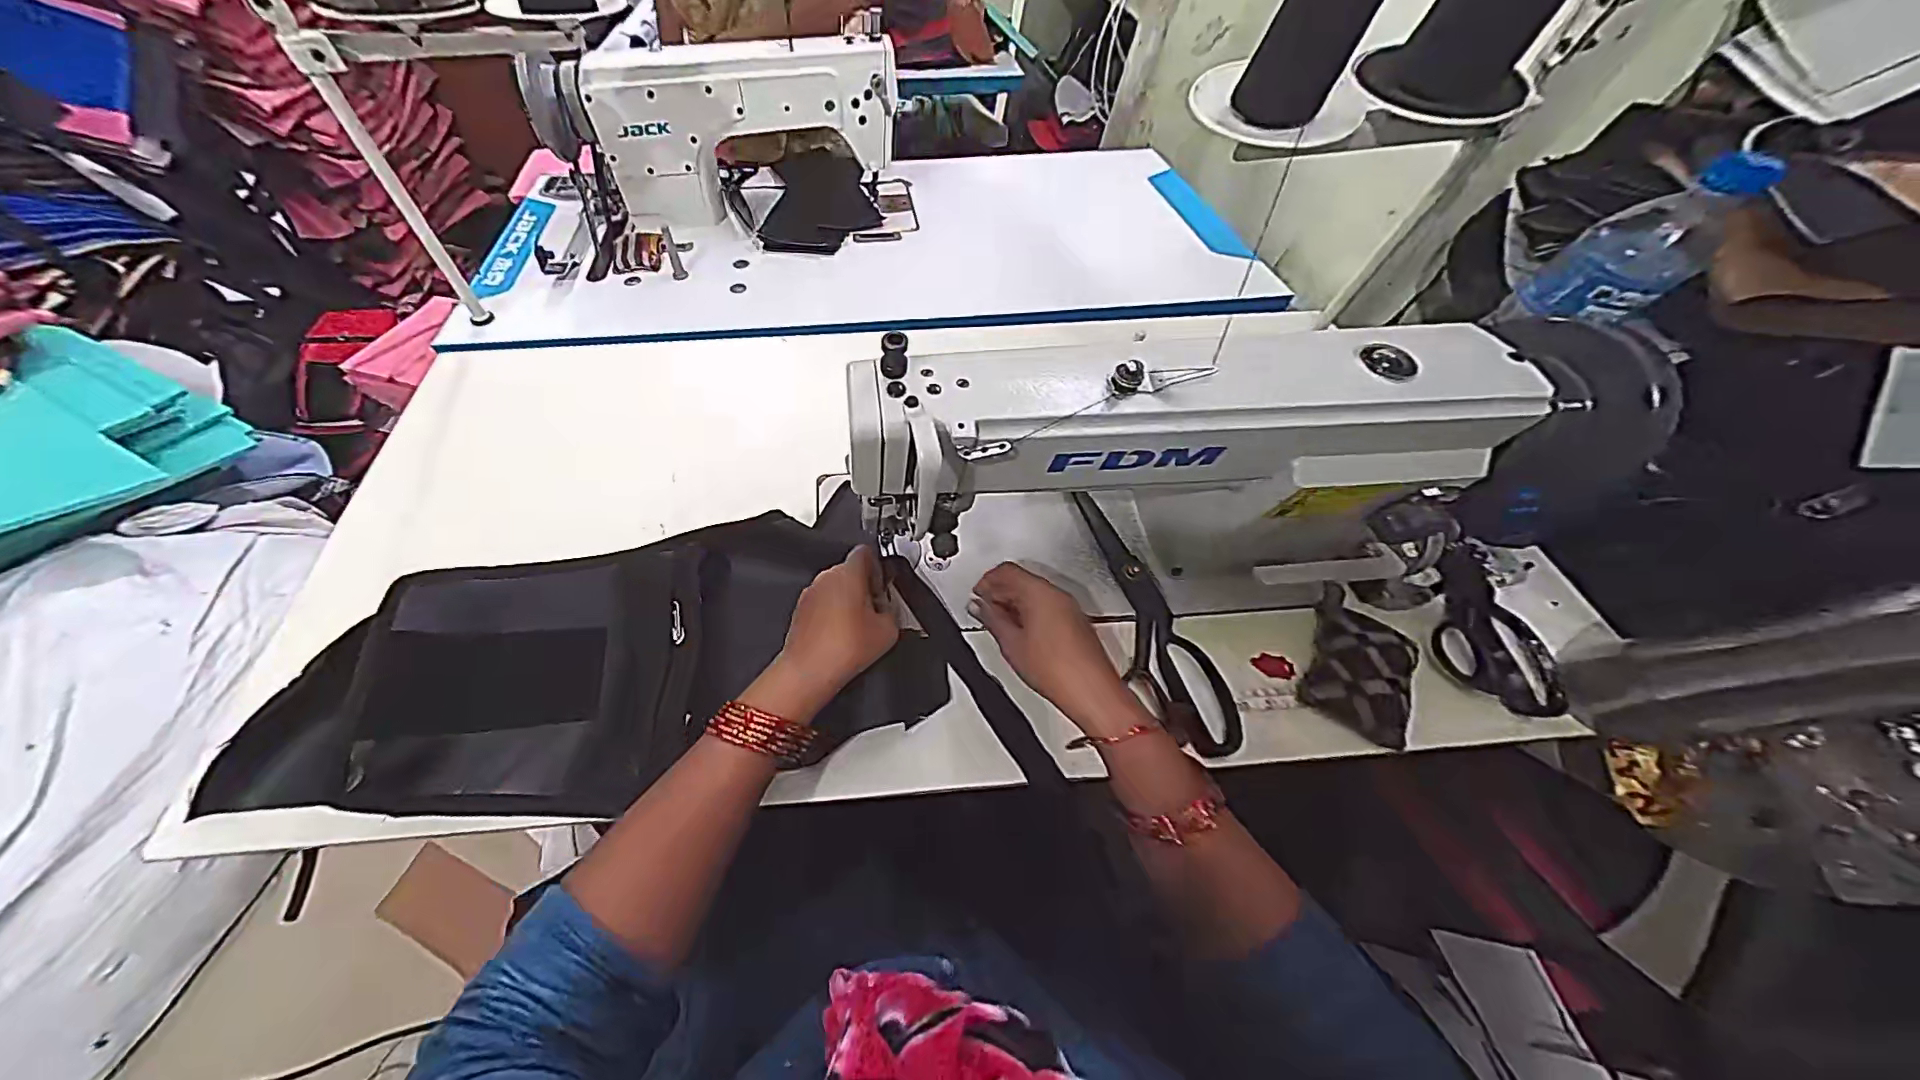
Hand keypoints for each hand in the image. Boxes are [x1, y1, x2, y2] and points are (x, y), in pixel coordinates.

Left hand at [750, 546, 900, 721]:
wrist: (808, 671)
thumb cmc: (841, 649)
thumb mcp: (889, 630)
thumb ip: (893, 610)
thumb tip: (889, 610)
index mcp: (849, 573)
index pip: (866, 551)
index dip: (880, 565)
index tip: (884, 582)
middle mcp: (826, 577)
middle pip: (852, 571)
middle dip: (866, 587)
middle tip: (877, 609)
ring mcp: (811, 593)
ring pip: (837, 587)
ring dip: (850, 601)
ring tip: (860, 627)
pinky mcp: (802, 610)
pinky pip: (823, 603)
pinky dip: (834, 614)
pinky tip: (843, 636)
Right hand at [971, 562, 1143, 735]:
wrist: (1090, 690)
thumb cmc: (1057, 670)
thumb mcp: (1011, 644)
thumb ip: (992, 618)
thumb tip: (981, 607)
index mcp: (1039, 592)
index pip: (1006, 571)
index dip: (986, 581)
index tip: (977, 595)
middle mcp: (1057, 594)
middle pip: (1021, 579)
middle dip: (999, 592)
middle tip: (983, 609)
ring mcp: (1068, 607)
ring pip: (1034, 593)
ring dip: (1014, 604)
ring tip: (999, 624)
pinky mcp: (1075, 621)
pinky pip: (1048, 606)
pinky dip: (1031, 613)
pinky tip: (1021, 634)